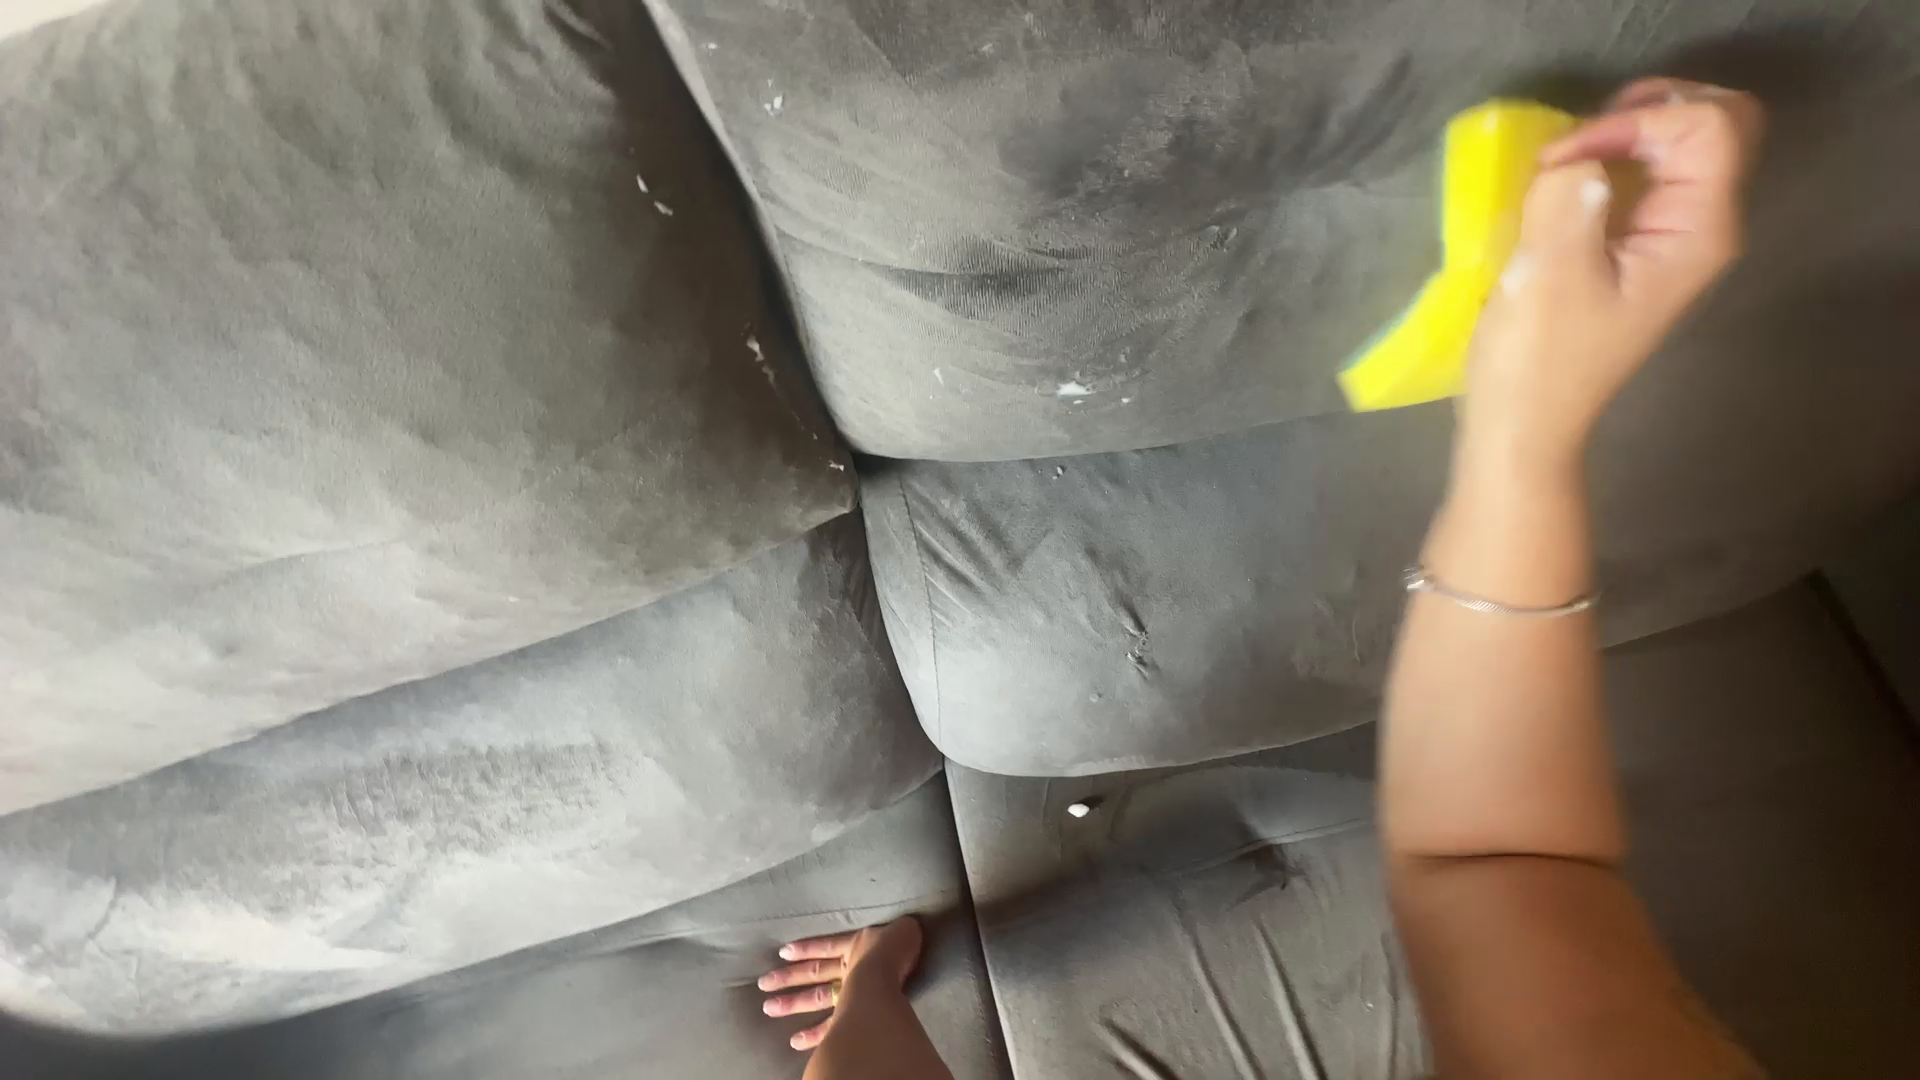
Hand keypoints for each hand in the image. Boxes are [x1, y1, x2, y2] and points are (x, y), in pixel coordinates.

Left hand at [756, 917, 923, 1050]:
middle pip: (812, 971)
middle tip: (763, 983)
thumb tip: (905, 929)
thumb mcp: (899, 931)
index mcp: (856, 945)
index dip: (806, 948)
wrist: (894, 961)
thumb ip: (896, 932)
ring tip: (768, 1007)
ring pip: (814, 995)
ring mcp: (846, 990)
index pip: (826, 946)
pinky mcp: (851, 1011)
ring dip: (791, 1002)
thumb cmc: (898, 945)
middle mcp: (847, 967)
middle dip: (788, 978)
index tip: (782, 952)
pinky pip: (829, 1024)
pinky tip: (794, 1042)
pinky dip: (813, 1033)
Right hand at [1460, 78, 1765, 469]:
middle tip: (1571, 141)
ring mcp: (1665, 251)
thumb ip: (1568, 202)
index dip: (1629, 124)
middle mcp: (1699, 233)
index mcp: (1696, 233)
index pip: (1702, 129)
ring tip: (1558, 164)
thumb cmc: (1534, 361)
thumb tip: (1571, 167)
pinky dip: (1605, 178)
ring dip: (1622, 146)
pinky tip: (1557, 197)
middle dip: (1645, 118)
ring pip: (1677, 160)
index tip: (1552, 163)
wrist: (1522, 428)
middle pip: (1712, 133)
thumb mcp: (1545, 277)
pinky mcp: (1629, 265)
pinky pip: (1640, 194)